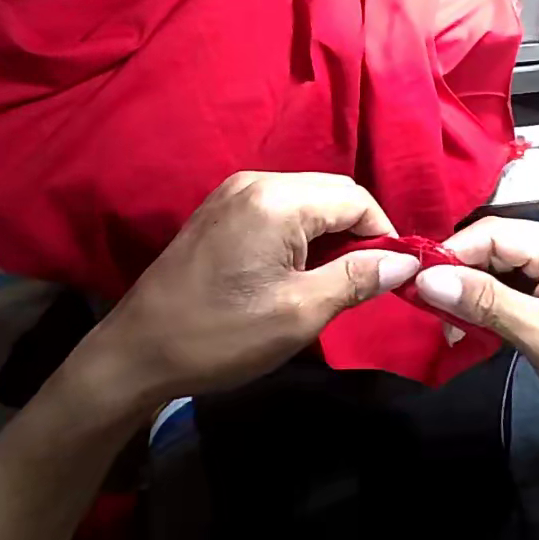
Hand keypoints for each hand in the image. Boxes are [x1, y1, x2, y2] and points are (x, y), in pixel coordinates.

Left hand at [72, 172, 420, 416]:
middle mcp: (257, 182)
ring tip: (334, 275)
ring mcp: (235, 191)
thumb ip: (359, 279)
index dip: (384, 235)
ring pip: (312, 197)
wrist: (131, 357)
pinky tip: (301, 265)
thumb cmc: (220, 336)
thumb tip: (407, 261)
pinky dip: (306, 230)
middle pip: (336, 192)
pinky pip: (284, 206)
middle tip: (365, 277)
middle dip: (360, 231)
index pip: (357, 200)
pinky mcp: (223, 208)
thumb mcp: (300, 313)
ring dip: (334, 231)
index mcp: (277, 201)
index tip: (392, 274)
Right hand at [414, 217, 538, 442]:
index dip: (452, 254)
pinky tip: (472, 327)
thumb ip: (486, 302)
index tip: (413, 284)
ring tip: (449, 327)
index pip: (496, 233)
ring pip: (502, 267)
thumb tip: (427, 278)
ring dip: (473, 293)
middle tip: (427, 313)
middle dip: (460, 276)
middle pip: (497, 247)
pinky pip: (516, 286)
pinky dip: (491, 305)